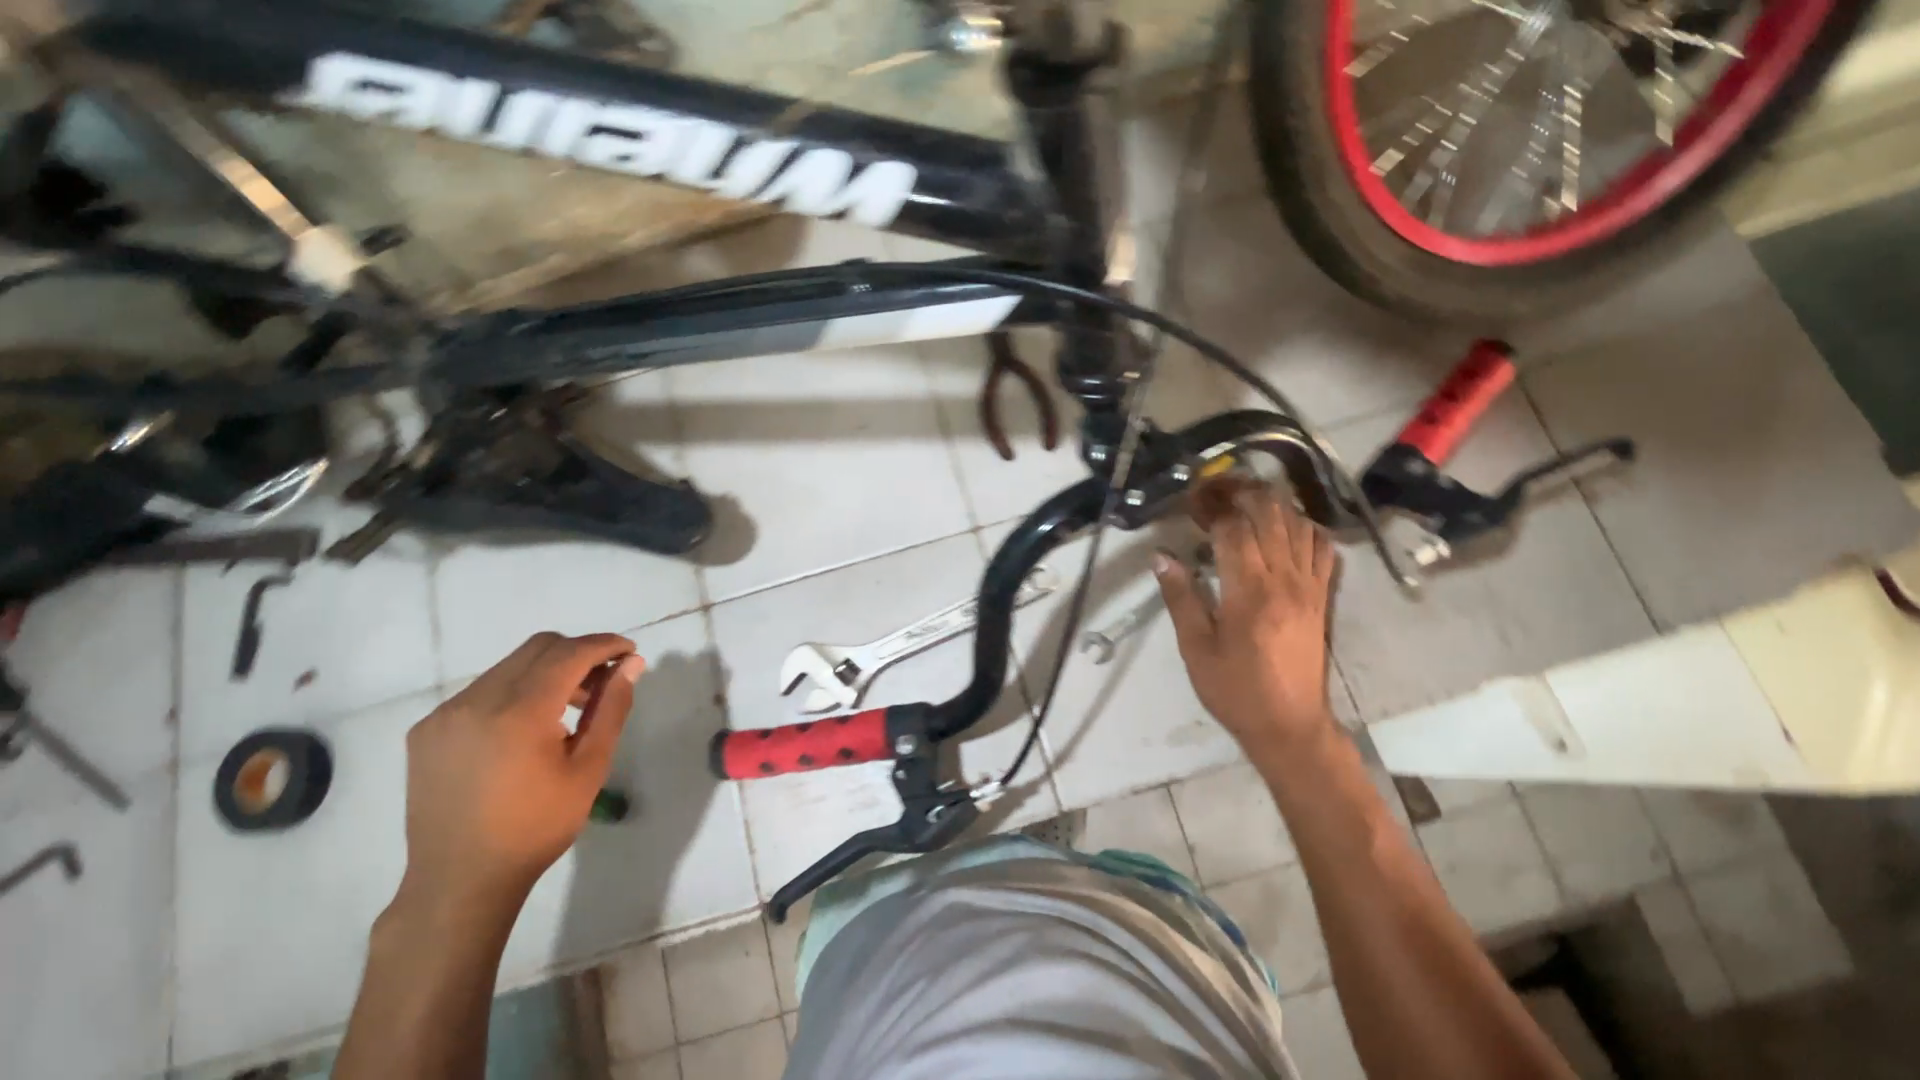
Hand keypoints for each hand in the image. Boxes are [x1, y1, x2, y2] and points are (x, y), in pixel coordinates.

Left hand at [399, 632, 645, 906]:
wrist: (460, 879)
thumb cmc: (536, 828)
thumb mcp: (588, 770)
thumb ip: (611, 709)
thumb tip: (631, 665)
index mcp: (520, 711)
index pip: (568, 653)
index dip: (603, 645)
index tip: (628, 651)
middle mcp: (477, 700)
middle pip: (537, 648)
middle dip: (576, 655)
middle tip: (601, 685)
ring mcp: (445, 714)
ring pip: (507, 668)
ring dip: (543, 675)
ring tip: (563, 714)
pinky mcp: (427, 730)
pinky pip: (478, 692)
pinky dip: (510, 696)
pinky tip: (520, 735)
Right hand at [1155, 480, 1338, 755]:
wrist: (1289, 724)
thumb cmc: (1234, 690)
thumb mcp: (1196, 649)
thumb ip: (1181, 598)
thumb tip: (1163, 556)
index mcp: (1248, 591)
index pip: (1234, 529)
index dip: (1212, 508)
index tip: (1193, 502)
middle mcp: (1284, 579)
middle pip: (1270, 515)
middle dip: (1244, 493)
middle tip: (1219, 488)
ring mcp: (1309, 586)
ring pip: (1298, 525)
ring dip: (1274, 504)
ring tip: (1247, 498)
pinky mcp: (1322, 597)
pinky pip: (1322, 548)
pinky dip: (1306, 528)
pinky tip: (1287, 527)